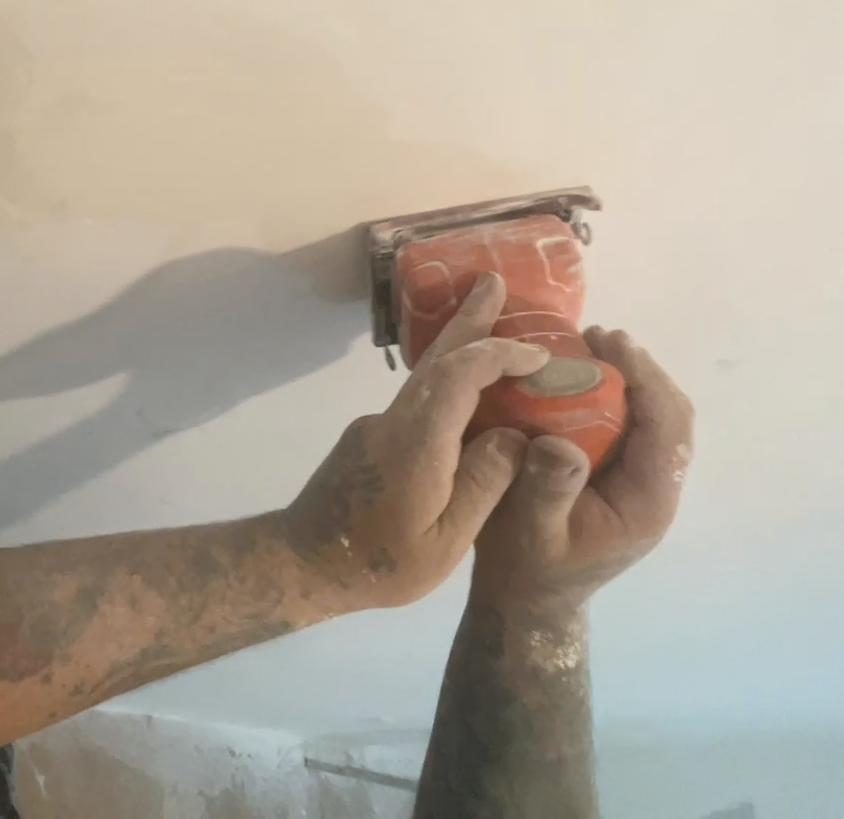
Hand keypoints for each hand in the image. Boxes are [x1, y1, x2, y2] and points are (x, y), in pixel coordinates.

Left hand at [283, 272, 550, 609]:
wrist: (305, 560)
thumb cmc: (380, 562)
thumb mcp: (445, 539)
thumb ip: (483, 483)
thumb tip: (515, 435)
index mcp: (416, 442)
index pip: (457, 376)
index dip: (497, 355)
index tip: (538, 354)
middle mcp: (391, 421)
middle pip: (433, 360)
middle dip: (467, 321)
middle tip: (491, 281)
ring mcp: (375, 426)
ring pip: (423, 379)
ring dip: (457, 350)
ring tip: (489, 323)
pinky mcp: (369, 438)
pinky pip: (416, 400)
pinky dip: (446, 385)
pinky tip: (469, 396)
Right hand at [471, 327, 694, 611]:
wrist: (528, 596)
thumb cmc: (529, 565)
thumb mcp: (531, 530)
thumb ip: (548, 489)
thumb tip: (558, 441)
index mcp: (645, 499)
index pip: (666, 427)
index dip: (645, 378)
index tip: (610, 342)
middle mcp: (652, 486)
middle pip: (669, 416)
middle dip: (640, 370)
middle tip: (597, 335)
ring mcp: (638, 482)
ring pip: (652, 419)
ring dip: (628, 379)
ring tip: (588, 347)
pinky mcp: (617, 478)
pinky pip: (628, 426)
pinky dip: (611, 395)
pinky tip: (575, 379)